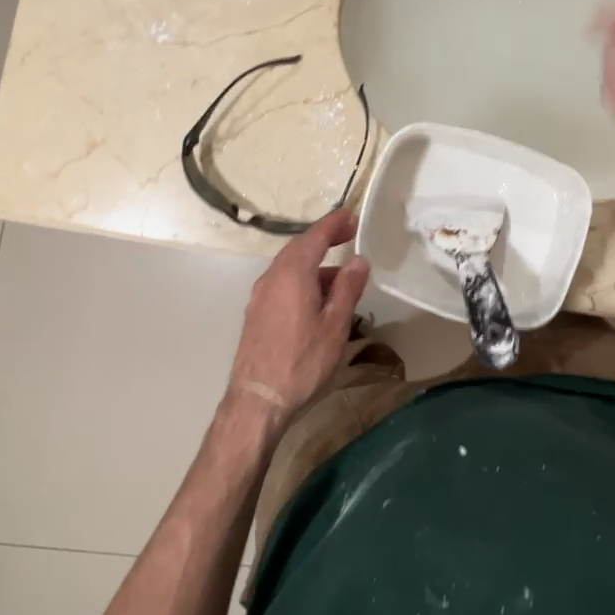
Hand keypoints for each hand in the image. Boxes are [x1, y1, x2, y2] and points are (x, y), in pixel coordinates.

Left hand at [229, 209, 370, 417]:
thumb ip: (348, 289)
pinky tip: (317, 299)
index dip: (333, 224)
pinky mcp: (256, 314)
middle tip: (348, 236)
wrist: (258, 399)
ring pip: (289, 268)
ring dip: (315, 265)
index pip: (314, 237)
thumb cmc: (302, 361)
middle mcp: (271, 278)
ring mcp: (260, 296)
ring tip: (342, 278)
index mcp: (292, 274)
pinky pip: (282, 284)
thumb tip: (358, 260)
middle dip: (324, 240)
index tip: (351, 216)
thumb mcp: (335, 325)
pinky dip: (302, 280)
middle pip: (298, 249)